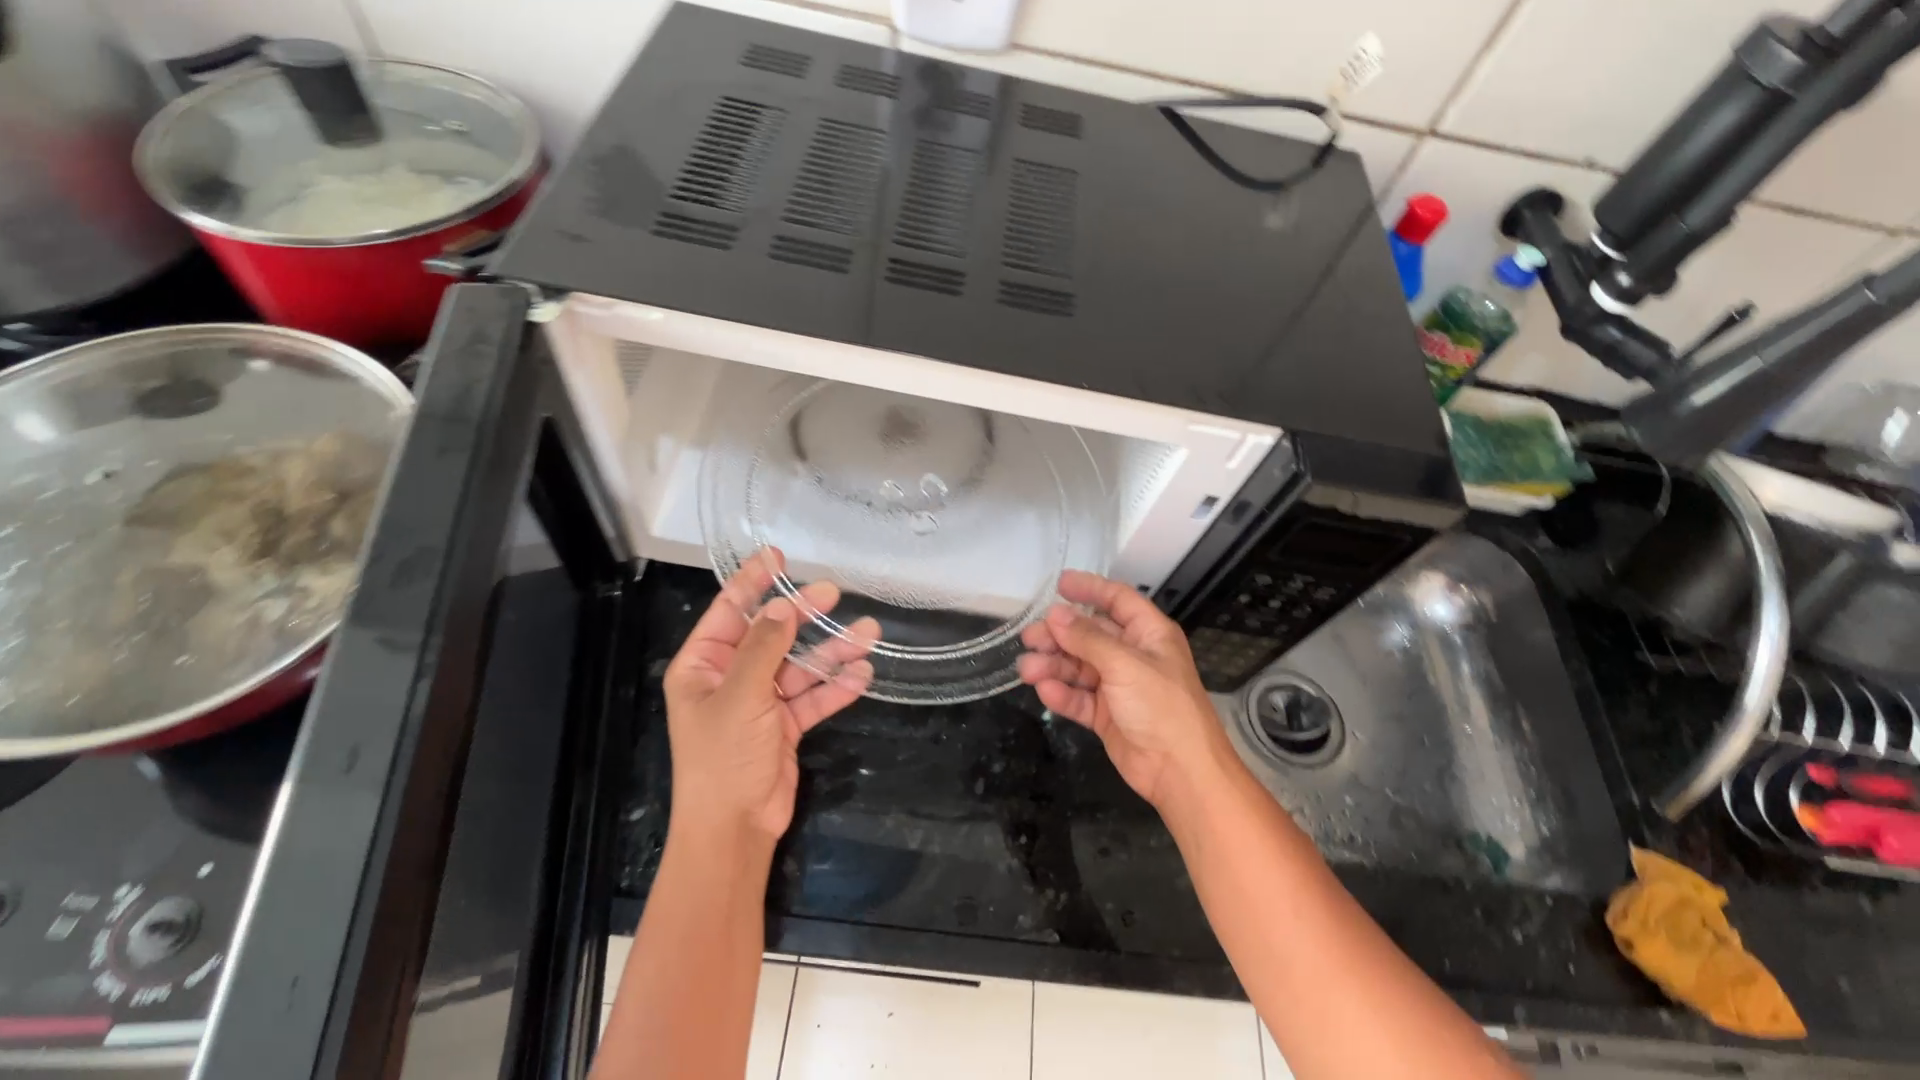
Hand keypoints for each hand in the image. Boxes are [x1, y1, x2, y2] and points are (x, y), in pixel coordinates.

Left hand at [664, 549, 878, 841]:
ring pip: (800, 666)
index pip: (729, 611)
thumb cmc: (722, 757)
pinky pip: (814, 697)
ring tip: (868, 635)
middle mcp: (730, 678)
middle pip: (772, 634)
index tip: (778, 555)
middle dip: (803, 615)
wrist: (734, 828)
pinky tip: (862, 675)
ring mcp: (760, 702)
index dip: (752, 581)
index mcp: (703, 666)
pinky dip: (836, 687)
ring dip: (831, 651)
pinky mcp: (785, 726)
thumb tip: (782, 605)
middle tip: (834, 592)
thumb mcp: (740, 696)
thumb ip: (764, 648)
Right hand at [1017, 570, 1237, 808]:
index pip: (1118, 601)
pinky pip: (1079, 698)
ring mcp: (1119, 687)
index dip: (1091, 589)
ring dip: (1053, 666)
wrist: (1180, 770)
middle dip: (1060, 634)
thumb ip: (1087, 639)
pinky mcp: (1107, 716)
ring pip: (1079, 668)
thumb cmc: (1162, 707)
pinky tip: (1045, 691)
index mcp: (1149, 635)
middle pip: (1090, 635)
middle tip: (1030, 637)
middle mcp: (1133, 656)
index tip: (1059, 584)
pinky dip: (1061, 694)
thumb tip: (1055, 614)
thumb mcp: (1125, 665)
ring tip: (1027, 669)